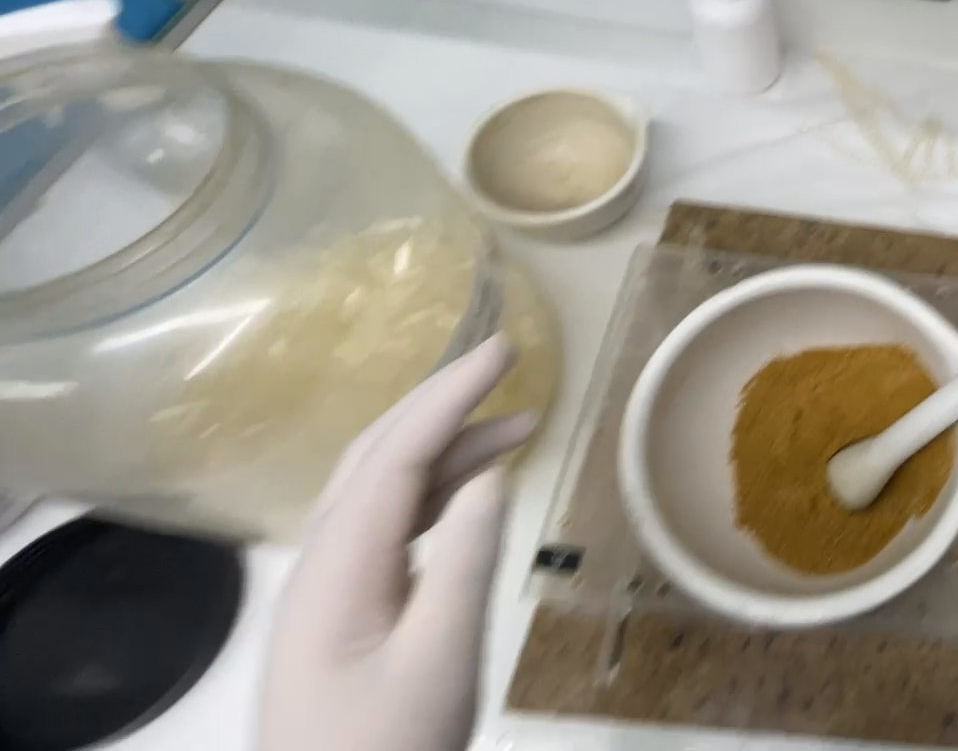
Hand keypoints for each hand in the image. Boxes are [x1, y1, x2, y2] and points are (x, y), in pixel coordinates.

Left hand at [260, 336, 538, 750]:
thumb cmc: (388, 747)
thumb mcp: (438, 660)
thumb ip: (464, 563)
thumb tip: (494, 474)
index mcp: (338, 568)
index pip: (397, 456)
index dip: (450, 396)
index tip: (502, 351)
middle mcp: (328, 560)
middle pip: (380, 454)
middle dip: (442, 398)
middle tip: (504, 359)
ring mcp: (339, 581)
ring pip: (391, 484)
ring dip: (453, 442)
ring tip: (523, 423)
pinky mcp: (357, 600)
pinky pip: (400, 517)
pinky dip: (445, 482)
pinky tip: (483, 481)